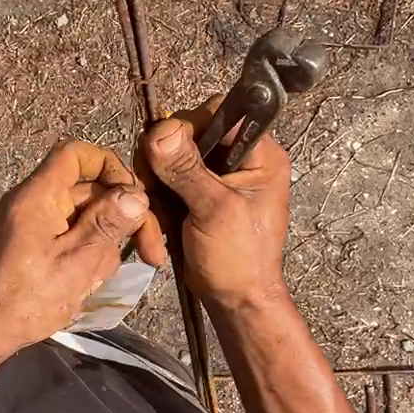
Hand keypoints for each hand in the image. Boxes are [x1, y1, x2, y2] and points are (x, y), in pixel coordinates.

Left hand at [0, 141, 163, 354]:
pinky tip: (87, 284)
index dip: (110, 166)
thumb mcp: (76, 263)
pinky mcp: (34, 244)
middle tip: (151, 252)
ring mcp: (33, 223)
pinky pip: (71, 237)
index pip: (76, 154)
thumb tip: (137, 193)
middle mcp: (33, 202)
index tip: (135, 197)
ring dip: (103, 245)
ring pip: (86, 218)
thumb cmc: (28, 300)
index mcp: (37, 196)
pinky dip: (86, 256)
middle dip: (121, 218)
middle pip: (89, 190)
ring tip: (97, 279)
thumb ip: (106, 225)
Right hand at [137, 96, 291, 308]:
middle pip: (186, 133)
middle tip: (158, 191)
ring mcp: (213, 177)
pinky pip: (164, 181)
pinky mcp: (194, 195)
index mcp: (257, 153)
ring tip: (158, 215)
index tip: (172, 154)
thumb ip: (187, 168)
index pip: (220, 112)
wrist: (234, 300)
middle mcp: (236, 158)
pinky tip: (158, 222)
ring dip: (156, 185)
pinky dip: (156, 199)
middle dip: (164, 162)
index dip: (191, 126)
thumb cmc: (237, 258)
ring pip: (168, 158)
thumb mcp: (213, 210)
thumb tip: (160, 131)